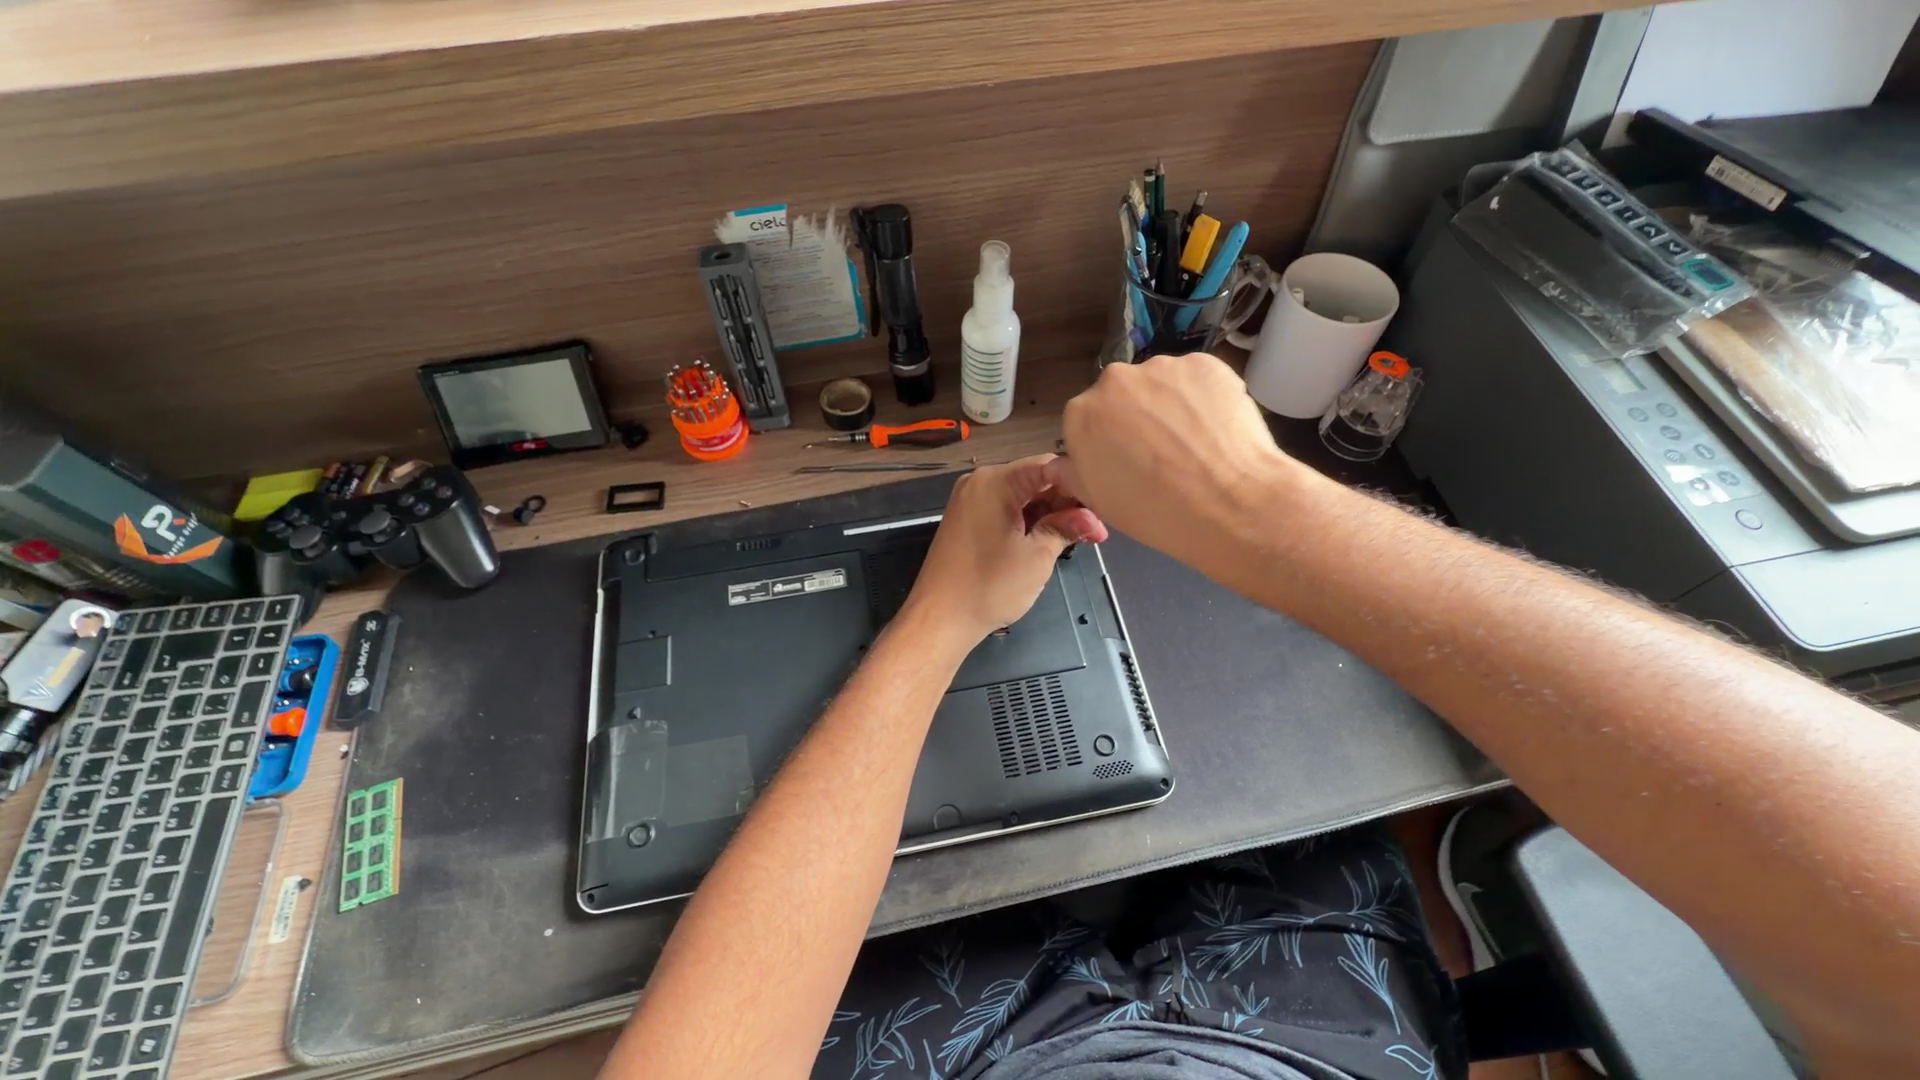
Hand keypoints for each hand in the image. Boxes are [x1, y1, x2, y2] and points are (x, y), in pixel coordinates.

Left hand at [901, 455, 1107, 646]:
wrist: (939, 619)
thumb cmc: (988, 587)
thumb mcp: (1036, 557)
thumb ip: (1065, 528)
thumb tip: (1092, 519)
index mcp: (995, 481)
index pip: (1049, 465)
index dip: (1078, 483)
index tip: (1102, 506)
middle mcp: (980, 482)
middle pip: (1035, 480)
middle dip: (1066, 503)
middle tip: (1096, 530)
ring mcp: (970, 501)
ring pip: (1022, 496)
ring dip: (1050, 514)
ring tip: (1080, 537)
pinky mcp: (967, 520)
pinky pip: (1006, 509)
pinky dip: (1029, 522)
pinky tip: (1052, 538)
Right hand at [1044, 353, 1299, 564]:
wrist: (1228, 505)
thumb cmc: (1155, 511)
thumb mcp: (1097, 501)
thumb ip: (1071, 474)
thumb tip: (1058, 464)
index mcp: (1081, 413)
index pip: (1087, 419)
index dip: (1107, 442)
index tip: (1127, 461)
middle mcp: (1115, 380)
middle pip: (1122, 395)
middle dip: (1136, 416)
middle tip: (1162, 451)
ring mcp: (1162, 368)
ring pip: (1161, 383)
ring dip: (1170, 404)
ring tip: (1194, 443)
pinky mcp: (1204, 363)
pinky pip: (1197, 379)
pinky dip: (1204, 397)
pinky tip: (1215, 429)